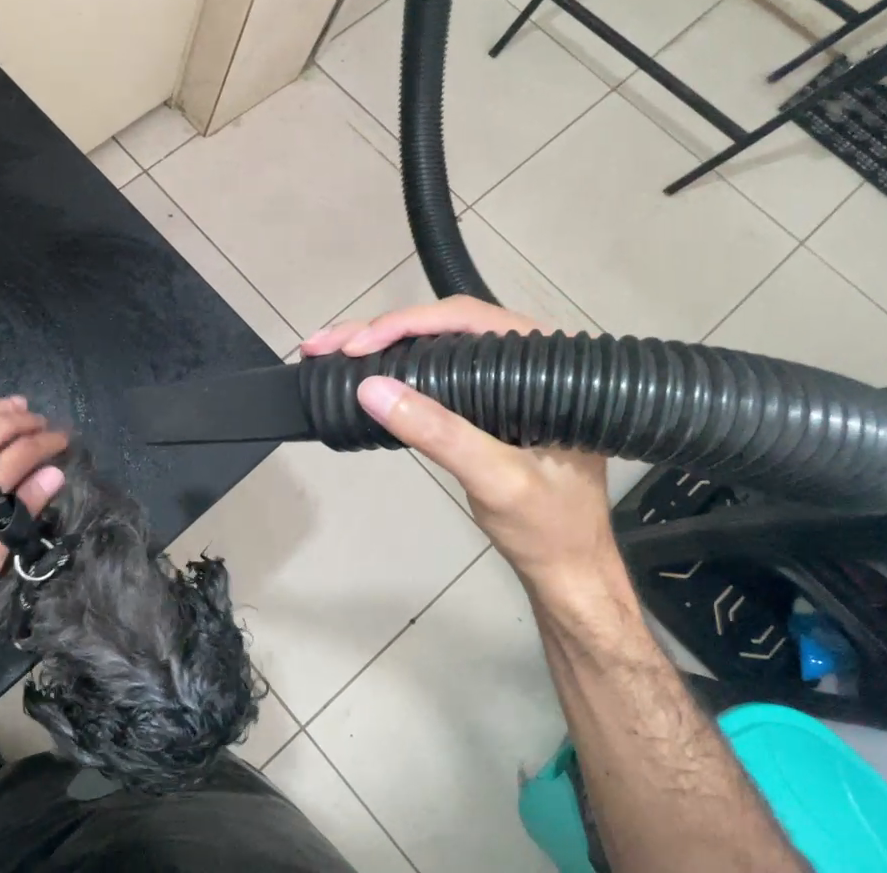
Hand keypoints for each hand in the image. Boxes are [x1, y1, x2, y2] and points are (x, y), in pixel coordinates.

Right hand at [302, 297, 615, 588]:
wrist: (566, 566)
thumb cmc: (547, 525)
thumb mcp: (496, 480)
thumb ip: (441, 433)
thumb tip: (370, 388)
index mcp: (547, 362)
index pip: (467, 319)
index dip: (403, 325)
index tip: (354, 347)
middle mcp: (527, 358)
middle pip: (441, 325)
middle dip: (375, 331)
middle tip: (321, 346)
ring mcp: (504, 377)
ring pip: (430, 343)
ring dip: (375, 346)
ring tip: (325, 353)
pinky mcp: (483, 398)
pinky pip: (431, 368)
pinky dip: (389, 368)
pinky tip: (357, 373)